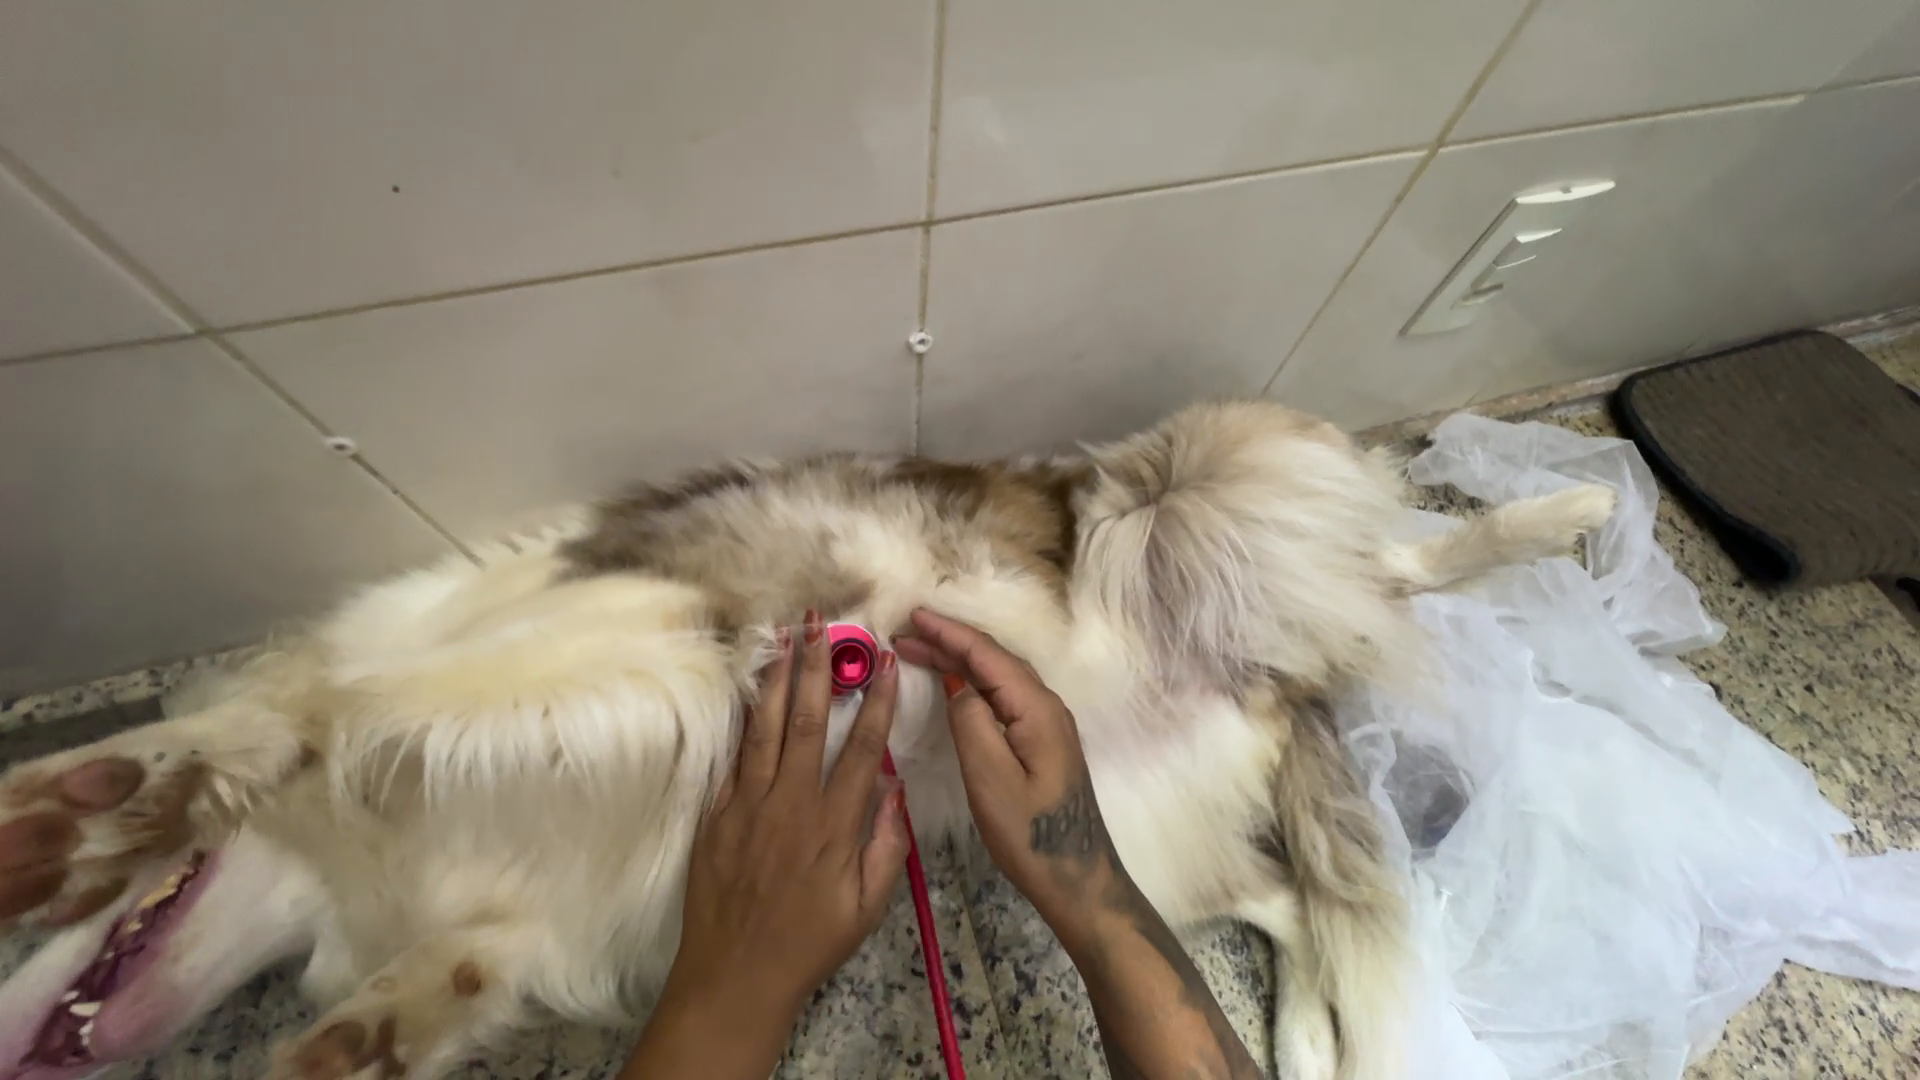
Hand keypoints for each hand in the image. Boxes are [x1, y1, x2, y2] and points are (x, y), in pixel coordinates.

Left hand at [623, 610, 907, 1079]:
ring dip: (775, 677)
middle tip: (819, 623)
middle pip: (805, 721)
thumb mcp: (867, 906)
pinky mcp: (717, 813)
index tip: (884, 661)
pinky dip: (741, 717)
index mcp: (833, 825)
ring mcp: (748, 804)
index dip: (876, 701)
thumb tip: (896, 787)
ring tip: (782, 637)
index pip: (861, 749)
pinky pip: (732, 755)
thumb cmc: (810, 941)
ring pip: (763, 727)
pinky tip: (746, 687)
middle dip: (815, 667)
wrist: (733, 977)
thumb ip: (888, 845)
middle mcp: (790, 803)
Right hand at [891, 609, 1115, 943]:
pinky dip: (973, 681)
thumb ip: (971, 721)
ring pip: (997, 676)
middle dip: (949, 642)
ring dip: (959, 660)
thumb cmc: (1030, 832)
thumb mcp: (990, 778)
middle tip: (904, 634)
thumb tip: (959, 685)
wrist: (1077, 880)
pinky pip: (1002, 695)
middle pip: (993, 659)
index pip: (987, 655)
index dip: (949, 632)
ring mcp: (1045, 722)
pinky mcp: (1040, 740)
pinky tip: (954, 684)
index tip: (913, 615)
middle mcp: (1045, 705)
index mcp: (1036, 707)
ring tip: (918, 651)